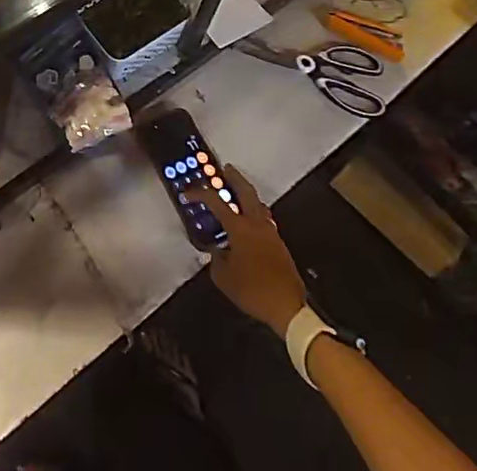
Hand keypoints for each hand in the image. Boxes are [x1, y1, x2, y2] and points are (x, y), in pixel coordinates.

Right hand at [189, 165, 307, 333]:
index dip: (199, 194)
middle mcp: (257, 224)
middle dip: (234, 177)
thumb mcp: (223, 277)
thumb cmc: (252, 290)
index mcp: (240, 228)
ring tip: (237, 192)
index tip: (188, 193)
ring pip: (259, 204)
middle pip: (246, 191)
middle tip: (226, 169)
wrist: (287, 308)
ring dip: (247, 194)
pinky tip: (250, 221)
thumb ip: (216, 259)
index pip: (216, 202)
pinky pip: (264, 219)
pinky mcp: (279, 244)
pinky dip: (255, 212)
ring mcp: (271, 233)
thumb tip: (217, 251)